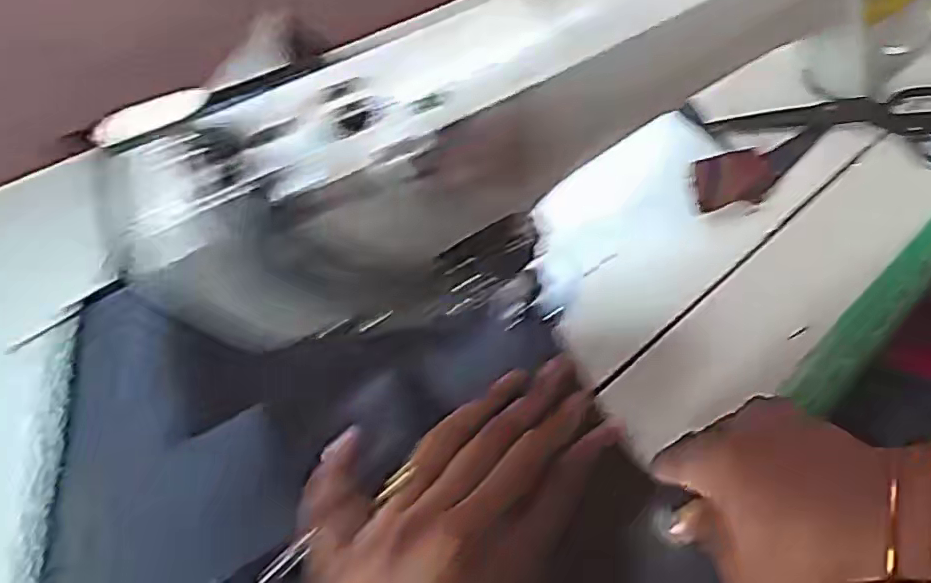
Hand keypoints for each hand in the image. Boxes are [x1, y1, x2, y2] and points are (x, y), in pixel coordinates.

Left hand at [301, 357, 619, 582]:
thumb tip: (600, 438)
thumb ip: (558, 501)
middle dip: (532, 400)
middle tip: (559, 368)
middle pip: (490, 441)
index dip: (562, 421)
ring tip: (510, 380)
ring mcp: (379, 529)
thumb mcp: (524, 568)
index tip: (584, 395)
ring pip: (436, 446)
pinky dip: (334, 471)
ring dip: (477, 407)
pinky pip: (330, 505)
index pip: (530, 455)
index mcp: (470, 531)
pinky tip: (350, 437)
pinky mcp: (337, 553)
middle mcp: (424, 518)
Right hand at [652, 398, 890, 582]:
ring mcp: (784, 416)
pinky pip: (774, 428)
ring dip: (739, 449)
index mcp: (721, 455)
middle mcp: (749, 423)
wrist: (877, 515)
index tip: (662, 487)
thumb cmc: (805, 548)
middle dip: (705, 460)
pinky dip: (767, 445)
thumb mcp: (743, 563)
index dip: (665, 475)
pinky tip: (773, 473)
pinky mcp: (814, 419)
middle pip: (712, 437)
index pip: (676, 457)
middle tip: (701, 493)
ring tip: (739, 485)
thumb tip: (690, 519)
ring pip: (745, 427)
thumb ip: (709, 535)